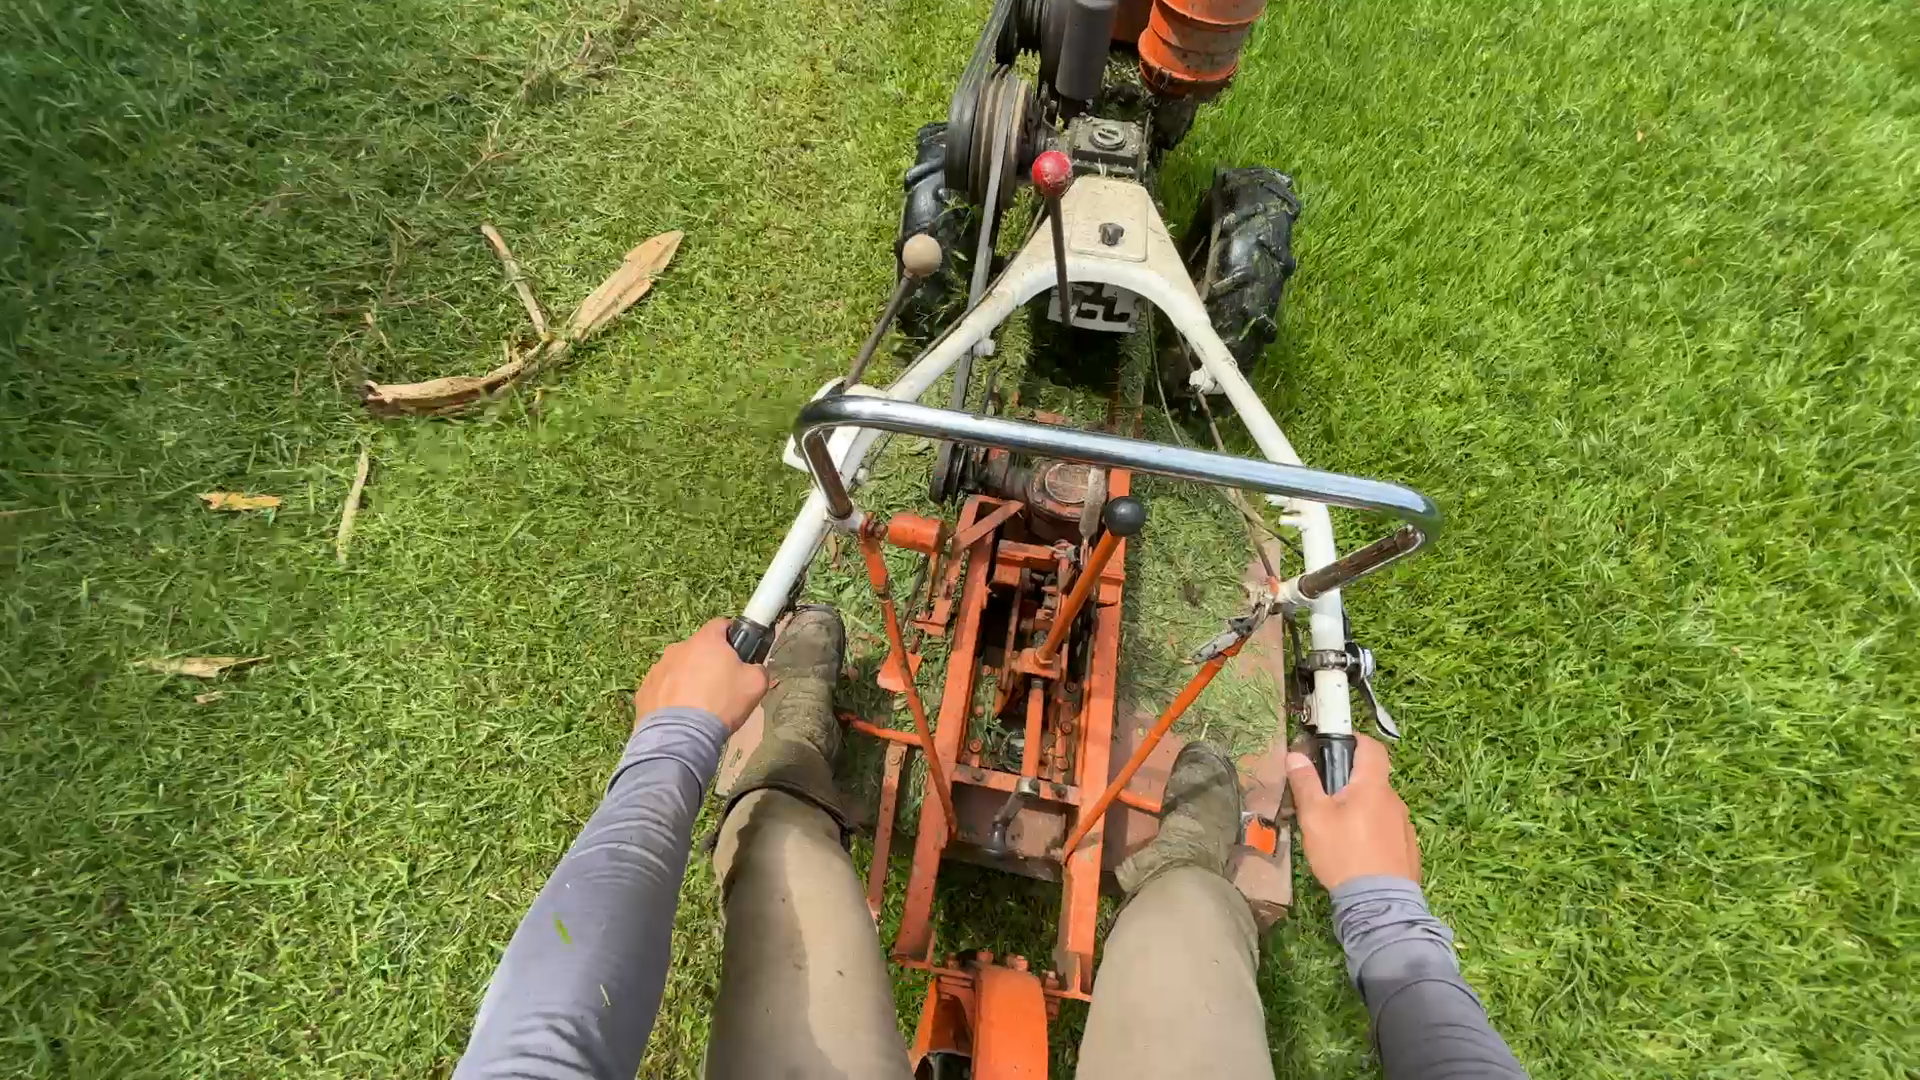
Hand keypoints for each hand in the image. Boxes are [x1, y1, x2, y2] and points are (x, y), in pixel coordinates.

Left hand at [633, 619, 769, 733]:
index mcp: (706, 641)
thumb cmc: (722, 703)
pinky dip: (672, 697)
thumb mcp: (756, 684)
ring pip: (679, 668)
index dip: (733, 636)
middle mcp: (678, 648)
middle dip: (710, 662)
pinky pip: (663, 688)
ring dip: (689, 679)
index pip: (721, 624)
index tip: (740, 653)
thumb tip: (753, 668)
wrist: (680, 737)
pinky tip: (681, 716)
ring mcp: (657, 669)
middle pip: (699, 649)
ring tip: (699, 706)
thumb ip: (758, 668)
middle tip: (722, 686)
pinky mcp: (644, 691)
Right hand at [1286, 735, 1421, 888]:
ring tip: (1335, 828)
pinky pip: (1386, 827)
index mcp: (1372, 787)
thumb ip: (1306, 783)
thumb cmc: (1343, 853)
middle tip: (1321, 796)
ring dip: (1358, 806)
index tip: (1333, 747)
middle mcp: (1394, 801)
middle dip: (1347, 781)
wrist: (1380, 906)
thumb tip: (1296, 756)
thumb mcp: (1315, 816)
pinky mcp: (1407, 849)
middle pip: (1371, 778)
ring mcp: (1404, 826)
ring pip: (1377, 804)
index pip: (1372, 748)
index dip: (1354, 740)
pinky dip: (1370, 828)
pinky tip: (1354, 848)